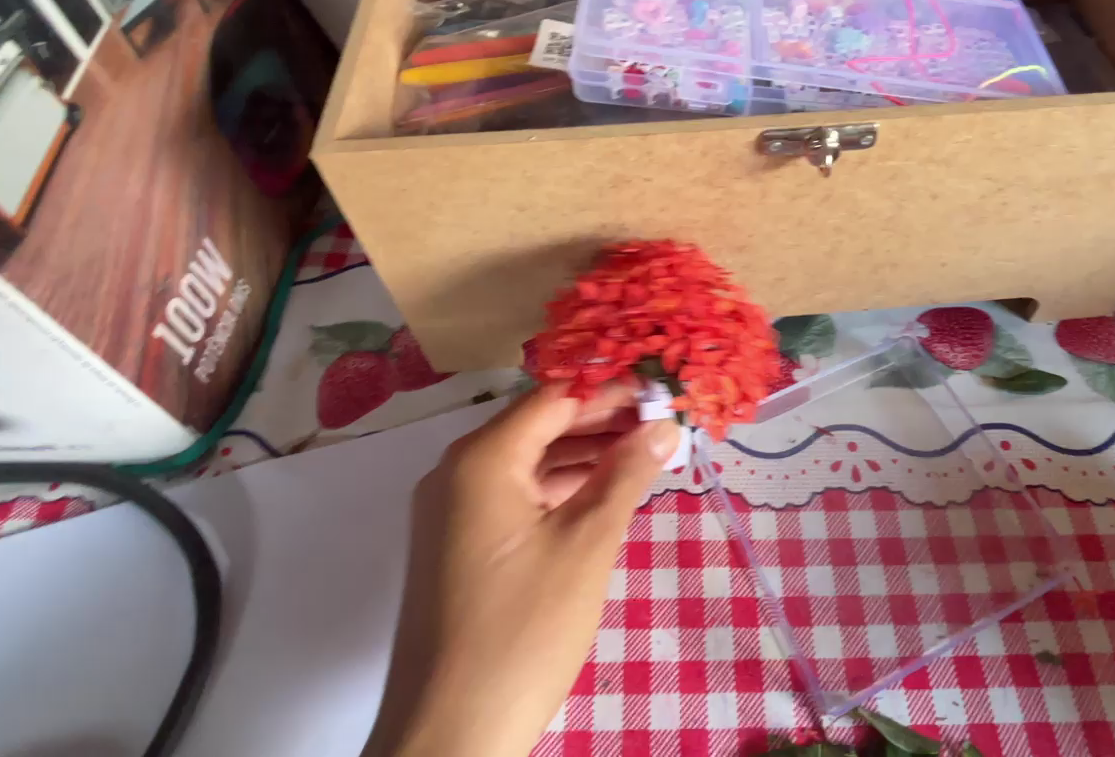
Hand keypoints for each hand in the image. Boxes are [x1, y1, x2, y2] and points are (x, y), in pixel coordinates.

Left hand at [367, 381, 678, 756]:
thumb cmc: (524, 629)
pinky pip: (515, 496)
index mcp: (482, 458)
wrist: (449, 736)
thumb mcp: (587, 544)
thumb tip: (664, 424)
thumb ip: (626, 473)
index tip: (661, 392)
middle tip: (662, 423)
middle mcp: (457, 471)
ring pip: (529, 462)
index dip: (612, 391)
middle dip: (602, 422)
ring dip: (584, 456)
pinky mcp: (458, 545)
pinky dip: (560, 489)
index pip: (555, 398)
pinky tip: (603, 495)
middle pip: (539, 425)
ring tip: (645, 454)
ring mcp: (452, 510)